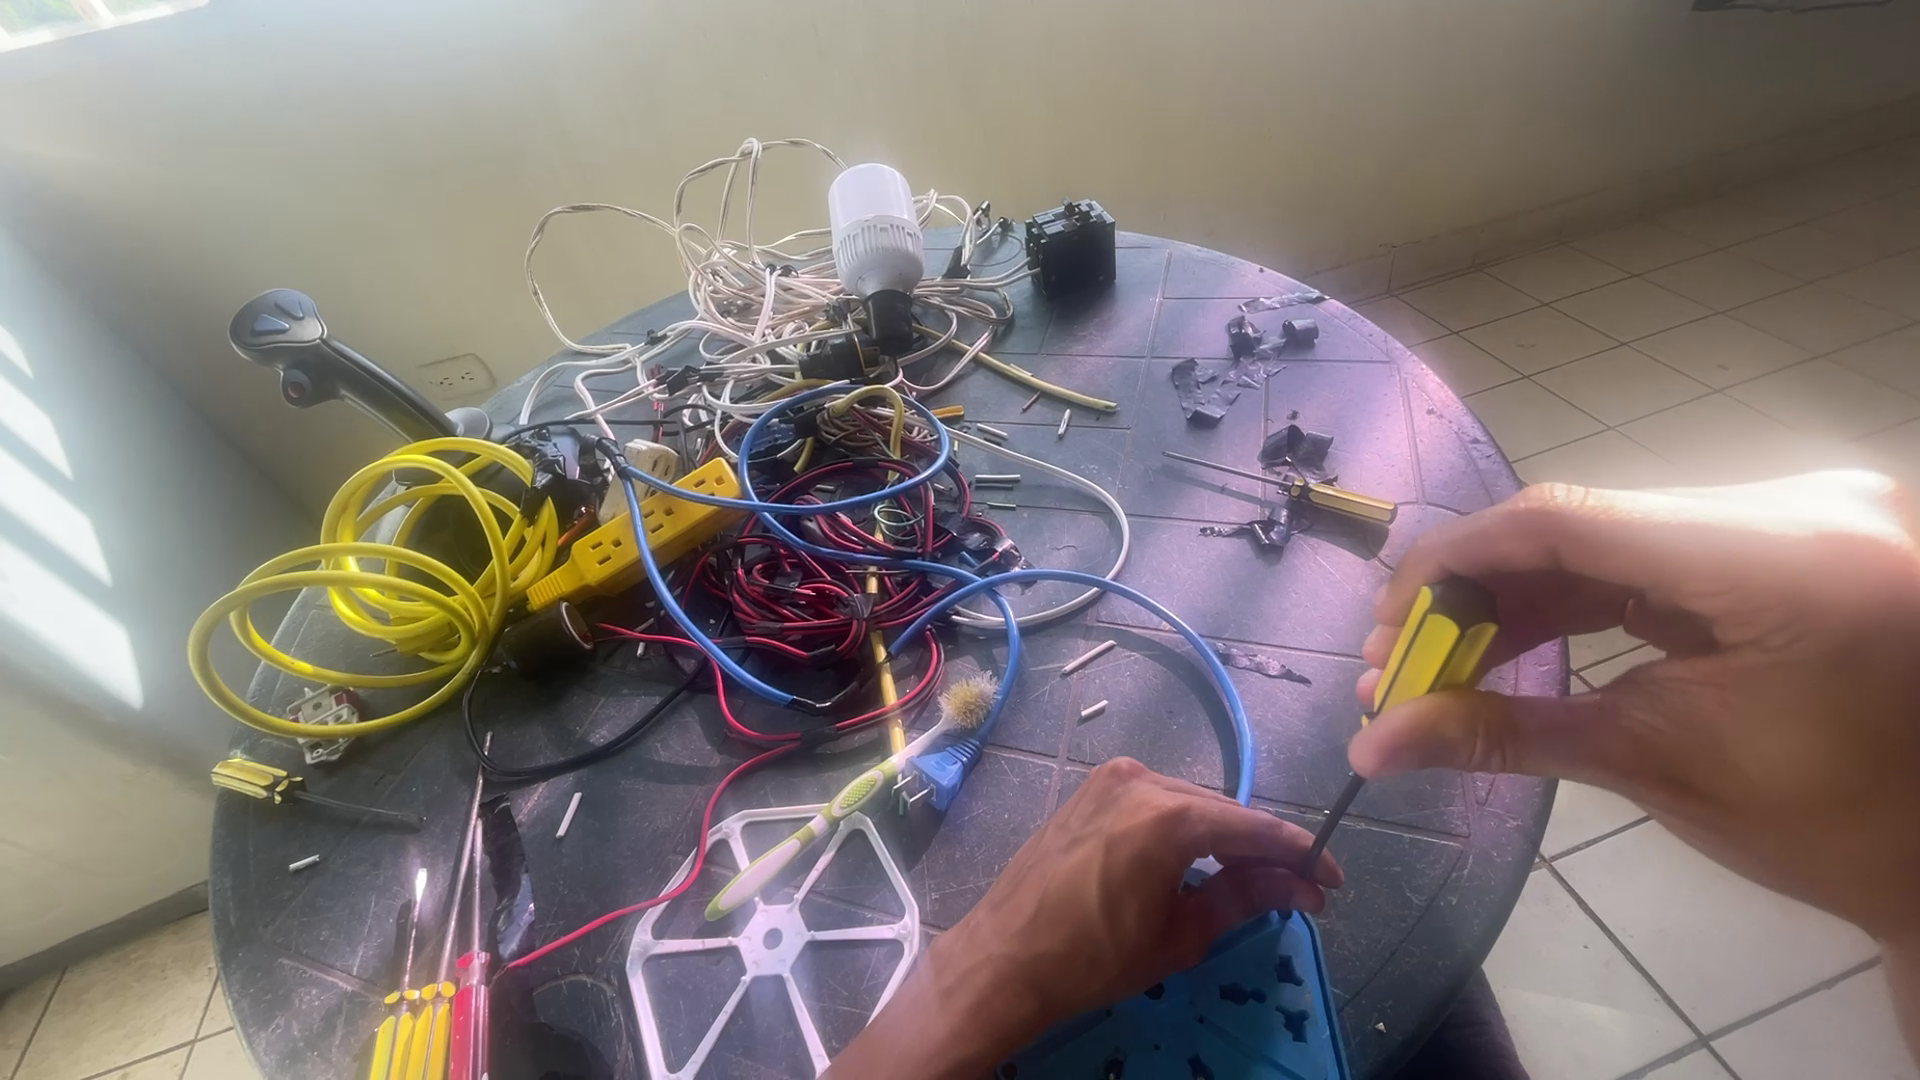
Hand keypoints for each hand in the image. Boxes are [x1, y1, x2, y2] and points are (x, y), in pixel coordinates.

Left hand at [828, 757, 1339, 1078]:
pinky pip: (1152, 802)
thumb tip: (1299, 886)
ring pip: (1186, 804)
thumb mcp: (1180, 934)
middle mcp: (1140, 779)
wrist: (1007, 953)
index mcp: (1168, 814)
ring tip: (1247, 881)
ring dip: (1220, 838)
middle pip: (1219, 811)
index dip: (1298, 853)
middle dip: (1259, 849)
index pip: (1252, 827)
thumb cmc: (1095, 955)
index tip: (1331, 879)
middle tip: (1294, 890)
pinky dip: (1180, 828)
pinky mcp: (1090, 789)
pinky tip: (1194, 861)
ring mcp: (1109, 778)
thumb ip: (1244, 897)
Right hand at [1351, 472, 1919, 948]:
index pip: (1562, 520)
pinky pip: (1631, 554)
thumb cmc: (1835, 827)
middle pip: (1570, 525)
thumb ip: (1496, 738)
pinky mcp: (1772, 538)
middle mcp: (1794, 507)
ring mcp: (1789, 516)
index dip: (1450, 562)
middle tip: (1400, 653)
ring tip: (1440, 655)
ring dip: (1505, 598)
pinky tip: (1507, 639)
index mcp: (1785, 560)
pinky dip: (1558, 599)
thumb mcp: (1649, 766)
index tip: (1387, 621)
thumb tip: (1366, 750)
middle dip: (1468, 593)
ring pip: (1592, 538)